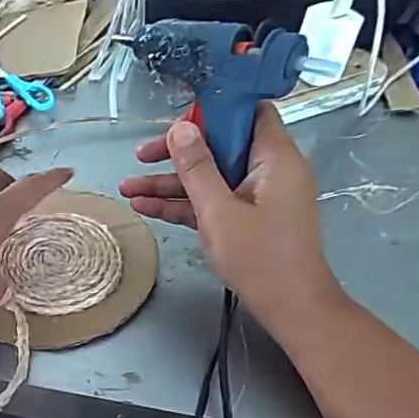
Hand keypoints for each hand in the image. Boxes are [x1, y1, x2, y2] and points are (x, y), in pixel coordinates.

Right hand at [120, 103, 341, 323]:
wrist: (290, 306)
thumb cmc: (259, 258)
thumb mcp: (218, 212)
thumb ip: (197, 169)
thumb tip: (179, 128)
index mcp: (275, 158)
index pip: (247, 113)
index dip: (212, 111)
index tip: (176, 122)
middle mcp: (269, 170)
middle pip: (220, 147)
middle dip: (178, 153)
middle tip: (141, 157)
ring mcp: (258, 196)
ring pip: (210, 178)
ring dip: (170, 184)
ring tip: (128, 189)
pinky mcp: (247, 219)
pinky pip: (212, 202)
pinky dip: (184, 205)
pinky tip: (147, 208)